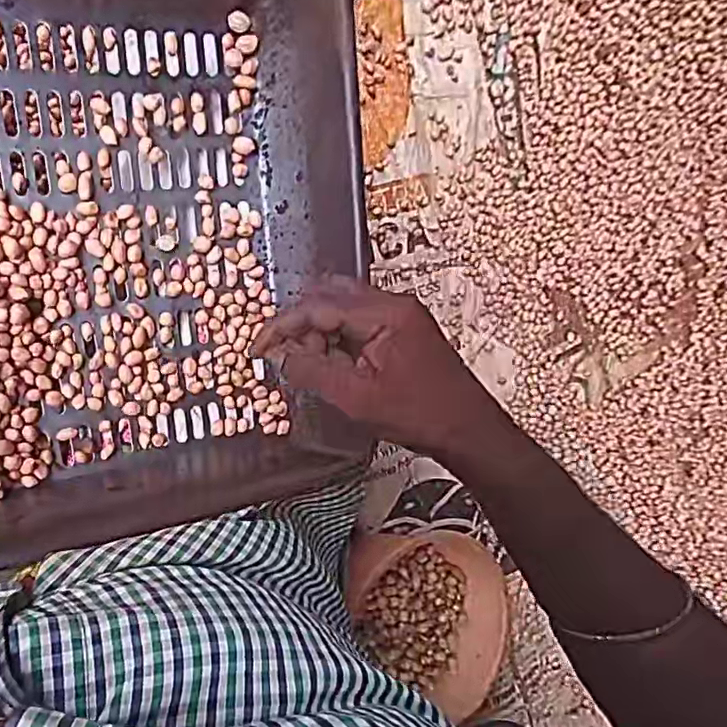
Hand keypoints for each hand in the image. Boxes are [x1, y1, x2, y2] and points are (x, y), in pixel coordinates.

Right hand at [252, 276, 500, 454]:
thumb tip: (279, 355)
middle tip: (286, 357)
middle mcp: (393, 304)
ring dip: (317, 332)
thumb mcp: (355, 398)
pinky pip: (356, 322)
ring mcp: (399, 315)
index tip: (259, 347)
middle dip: (300, 326)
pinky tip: (331, 365)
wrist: (467, 429)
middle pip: (328, 296)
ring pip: (341, 308)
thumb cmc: (420, 415)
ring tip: (310, 366)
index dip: (281, 326)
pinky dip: (336, 339)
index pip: (318, 305)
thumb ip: (311, 371)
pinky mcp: (400, 329)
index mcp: (385, 313)